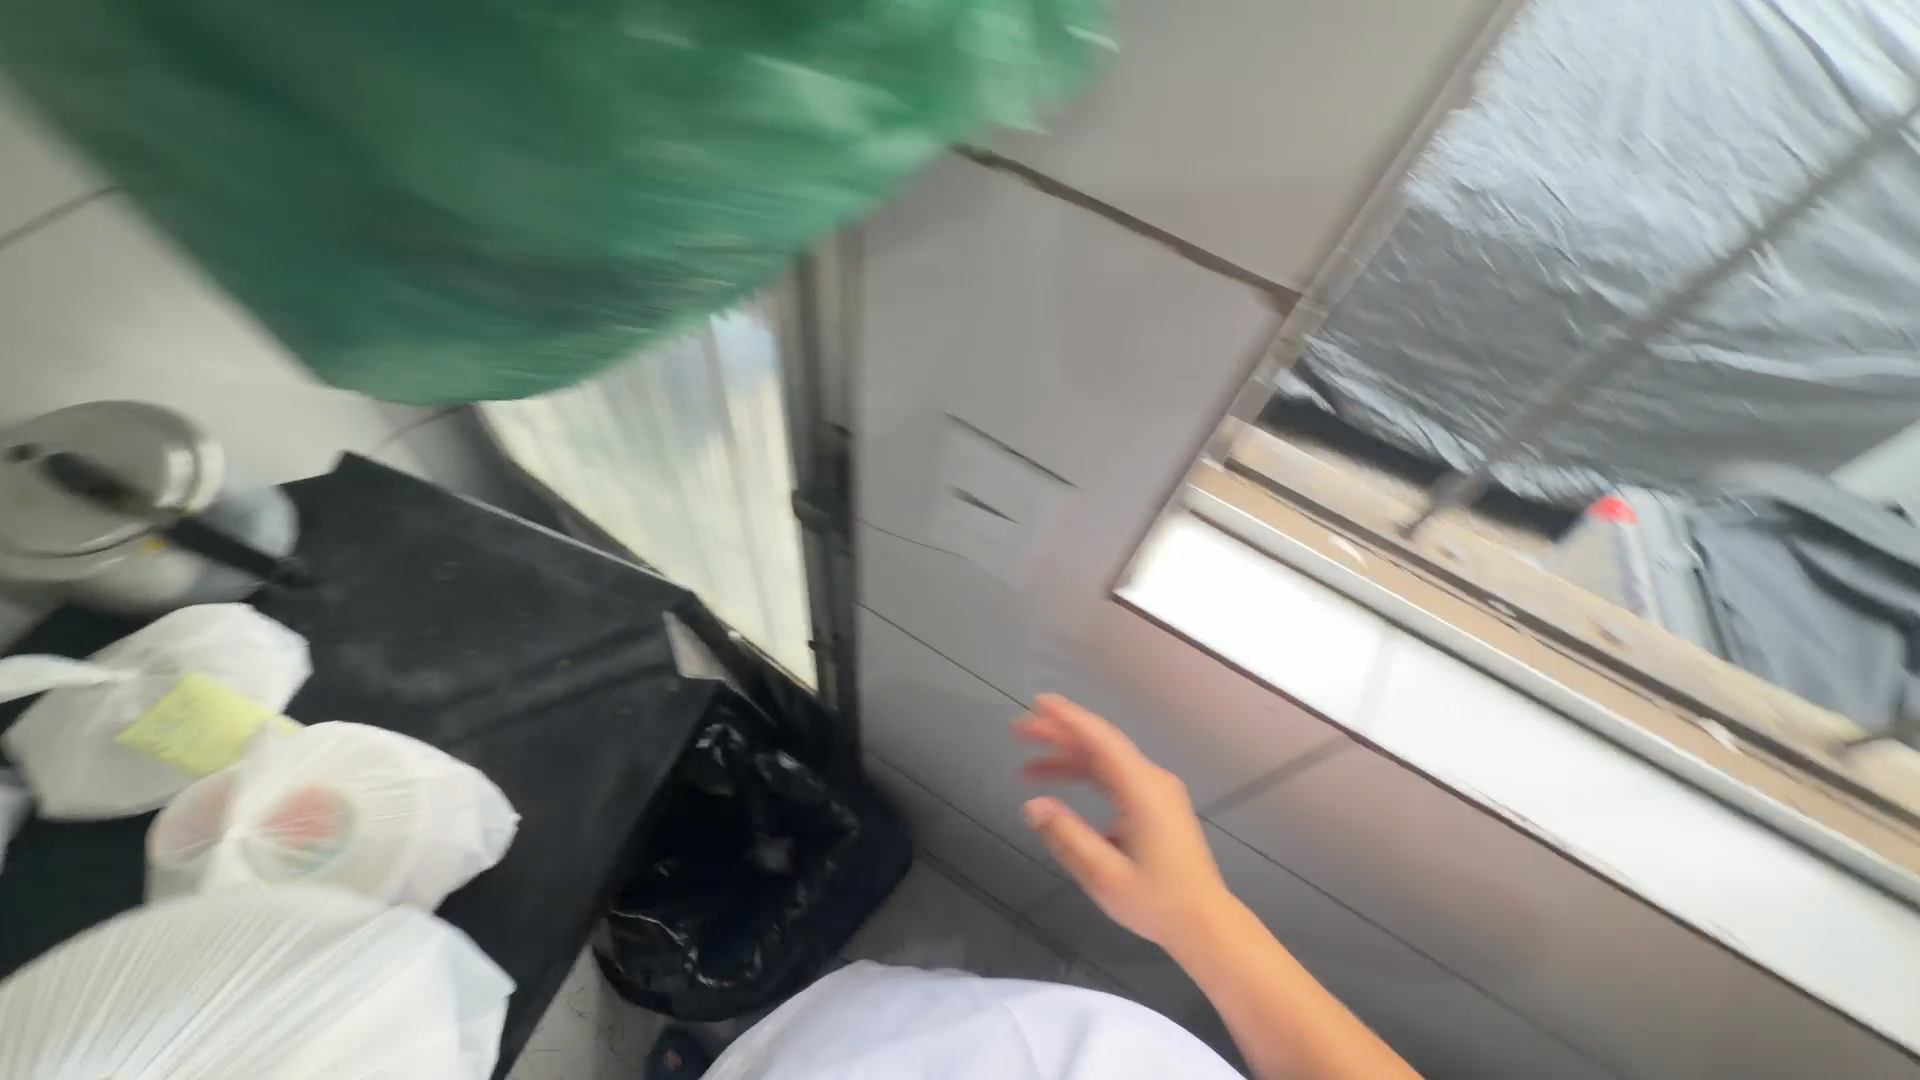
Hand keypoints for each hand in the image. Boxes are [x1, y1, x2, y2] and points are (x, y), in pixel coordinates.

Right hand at [1015, 695, 1233, 951]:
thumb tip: (1033, 805)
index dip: (1068, 718)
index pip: (1101, 741)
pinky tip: (1060, 786)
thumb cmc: (1157, 901)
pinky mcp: (1156, 805)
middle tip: (1019, 731)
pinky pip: (1114, 776)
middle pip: (1100, 745)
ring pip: (1105, 761)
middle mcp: (1151, 781)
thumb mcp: (1104, 874)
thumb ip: (1067, 836)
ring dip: (1067, 757)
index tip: (1039, 704)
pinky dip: (1084, 774)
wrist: (1206, 924)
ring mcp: (1156, 791)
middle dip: (1058, 734)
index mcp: (1142, 790)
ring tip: (1027, 767)